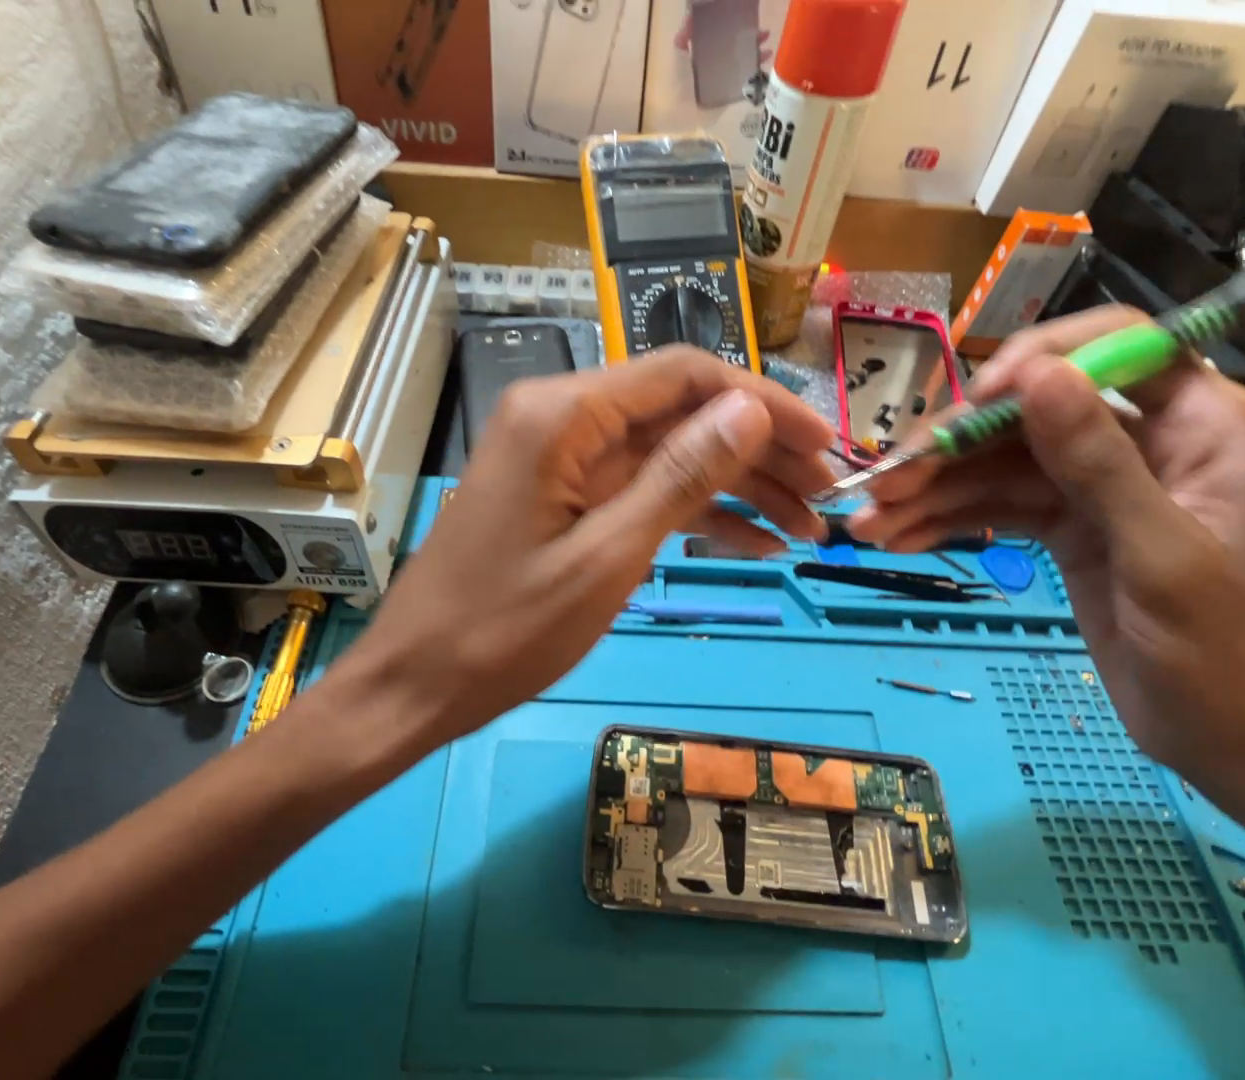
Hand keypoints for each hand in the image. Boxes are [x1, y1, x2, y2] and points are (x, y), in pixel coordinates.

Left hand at [360, 348, 834, 739]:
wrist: (417, 684)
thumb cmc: (504, 630)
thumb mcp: (605, 558)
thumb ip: (679, 477)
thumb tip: (750, 409)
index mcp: (563, 415)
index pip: (684, 376)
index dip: (762, 403)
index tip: (826, 444)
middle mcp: (562, 421)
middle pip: (681, 414)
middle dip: (758, 450)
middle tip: (828, 497)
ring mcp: (562, 463)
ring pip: (668, 456)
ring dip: (737, 487)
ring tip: (807, 530)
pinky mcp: (564, 501)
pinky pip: (641, 492)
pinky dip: (694, 514)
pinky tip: (755, 545)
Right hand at [848, 307, 1244, 824]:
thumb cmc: (1231, 659)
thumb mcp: (1163, 558)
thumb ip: (1099, 461)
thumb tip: (1036, 374)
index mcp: (1209, 431)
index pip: (1121, 349)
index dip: (1042, 362)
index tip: (974, 403)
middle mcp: (1153, 446)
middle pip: (1038, 413)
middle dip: (957, 446)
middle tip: (885, 482)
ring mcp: (1105, 491)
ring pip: (1007, 465)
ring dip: (936, 491)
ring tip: (868, 523)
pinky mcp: (1072, 532)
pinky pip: (1003, 509)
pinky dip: (951, 522)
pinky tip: (899, 539)